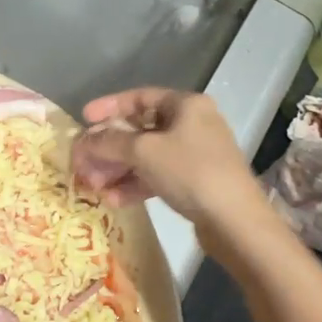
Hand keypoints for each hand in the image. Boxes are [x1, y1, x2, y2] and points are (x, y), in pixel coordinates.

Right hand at [71, 88, 262, 223]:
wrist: (238, 224)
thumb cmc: (191, 172)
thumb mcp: (143, 152)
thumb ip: (109, 142)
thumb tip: (83, 141)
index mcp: (186, 105)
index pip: (139, 97)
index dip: (108, 106)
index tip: (83, 118)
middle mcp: (193, 124)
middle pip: (140, 129)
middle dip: (109, 147)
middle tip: (84, 161)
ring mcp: (196, 155)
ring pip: (147, 156)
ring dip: (118, 169)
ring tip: (93, 185)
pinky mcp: (197, 183)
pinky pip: (159, 175)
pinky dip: (136, 184)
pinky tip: (114, 200)